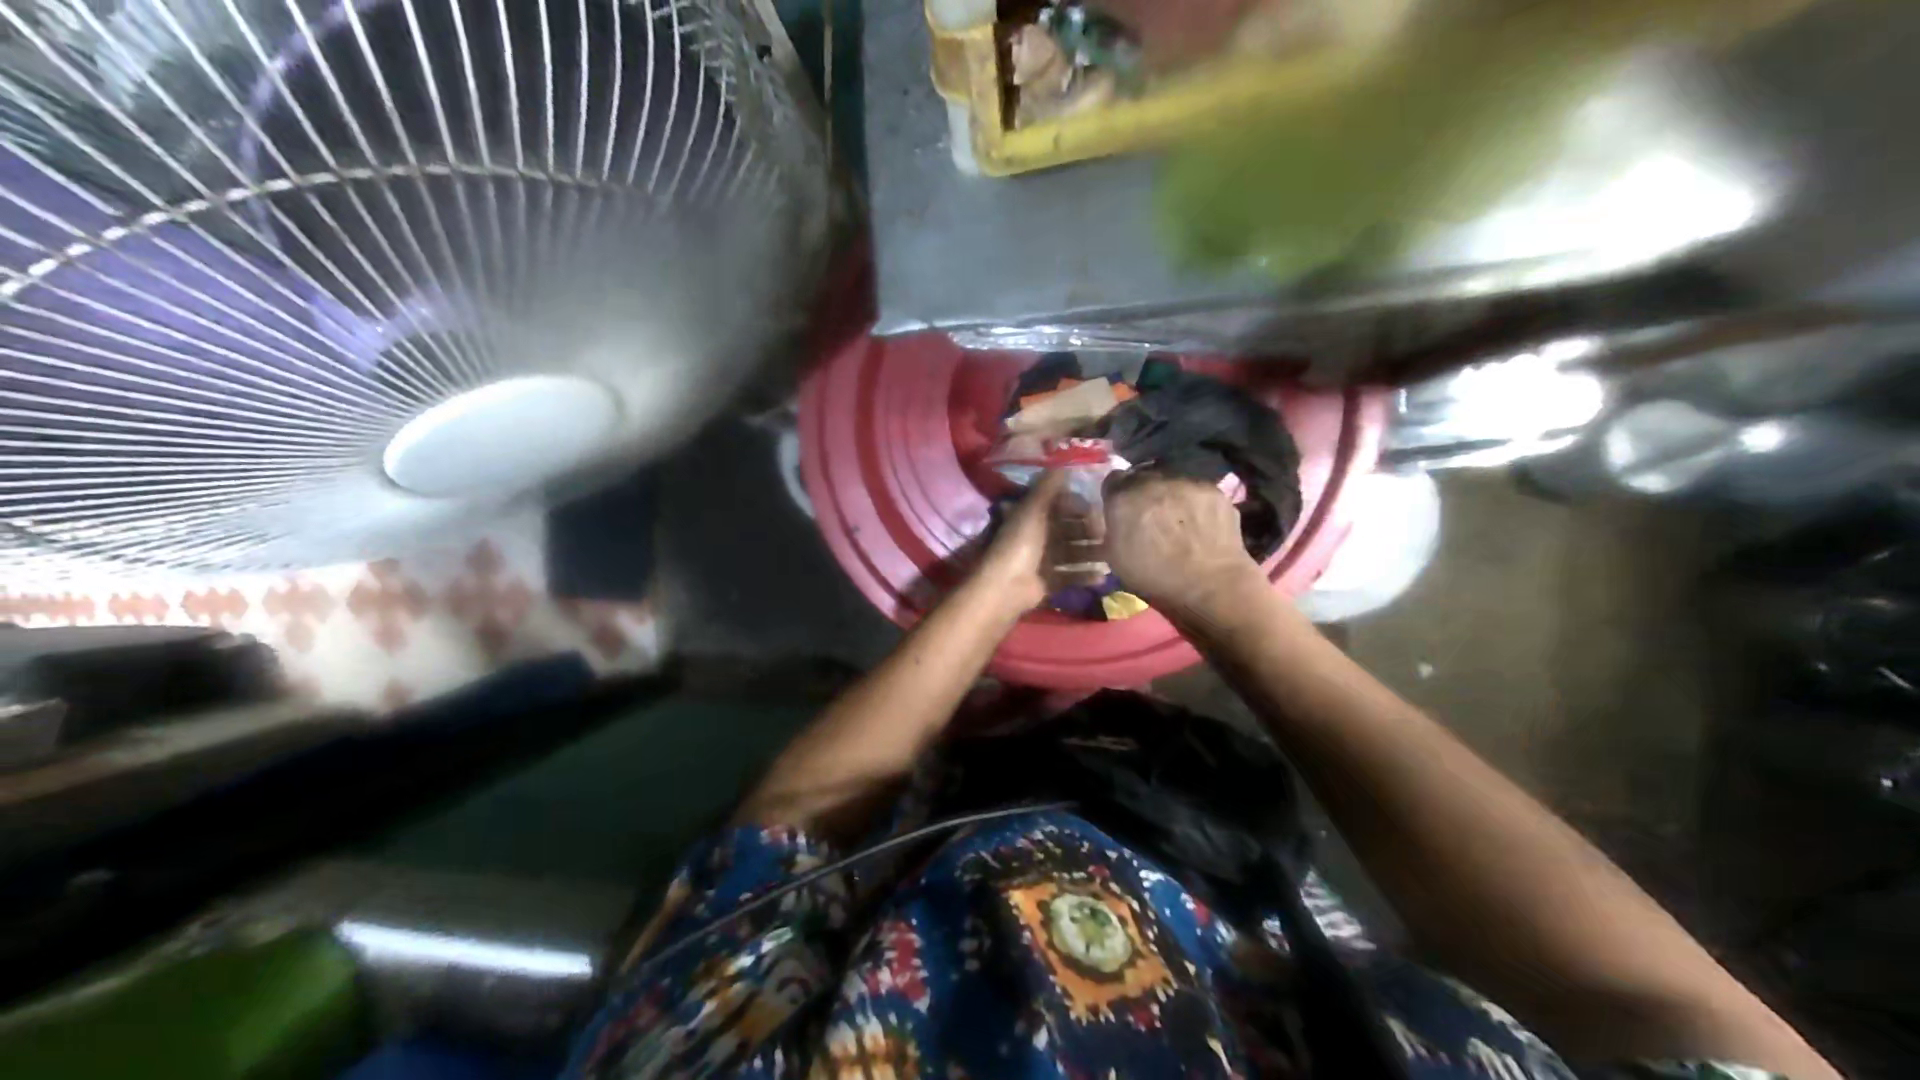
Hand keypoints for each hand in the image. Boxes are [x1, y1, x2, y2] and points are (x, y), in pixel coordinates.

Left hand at [975, 470, 1104, 614]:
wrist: (1007, 586)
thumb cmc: (1022, 543)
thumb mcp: (1034, 509)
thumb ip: (1048, 487)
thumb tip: (1064, 466)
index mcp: (1033, 515)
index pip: (1060, 506)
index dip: (1078, 506)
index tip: (1098, 508)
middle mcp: (1038, 535)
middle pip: (1069, 530)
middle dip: (1089, 531)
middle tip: (1111, 534)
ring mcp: (1043, 559)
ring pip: (1073, 553)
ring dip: (1091, 553)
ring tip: (1113, 555)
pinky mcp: (1048, 581)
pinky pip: (1071, 576)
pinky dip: (1085, 575)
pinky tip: (1102, 576)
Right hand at [1104, 473, 1263, 616]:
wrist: (1210, 585)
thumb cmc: (1155, 578)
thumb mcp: (1115, 557)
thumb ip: (1113, 527)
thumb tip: (1119, 518)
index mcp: (1122, 498)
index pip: (1113, 480)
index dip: (1117, 495)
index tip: (1123, 510)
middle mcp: (1152, 481)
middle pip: (1143, 477)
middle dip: (1144, 493)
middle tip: (1151, 516)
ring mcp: (1186, 482)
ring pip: (1172, 482)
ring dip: (1171, 495)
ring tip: (1179, 520)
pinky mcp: (1213, 490)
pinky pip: (1197, 491)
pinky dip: (1196, 503)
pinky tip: (1201, 523)